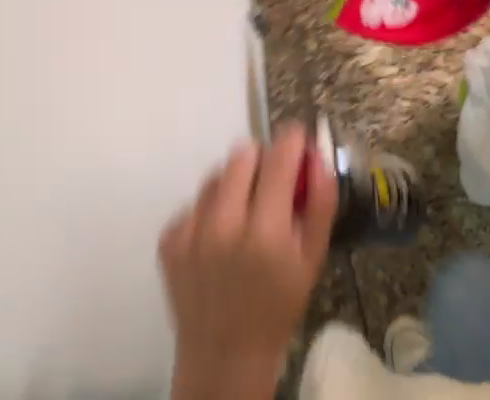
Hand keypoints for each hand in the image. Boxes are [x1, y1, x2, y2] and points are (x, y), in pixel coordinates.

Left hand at [160, 123, 338, 399]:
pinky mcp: (168, 239)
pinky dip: (210, 209)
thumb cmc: (278, 305)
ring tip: (245, 214)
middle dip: (262, 160)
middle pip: (243, 155)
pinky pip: (194, 202)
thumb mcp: (313, 259)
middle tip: (272, 184)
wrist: (224, 354)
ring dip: (234, 183)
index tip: (298, 135)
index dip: (292, 139)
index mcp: (266, 232)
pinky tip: (220, 237)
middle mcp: (224, 225)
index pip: (279, 159)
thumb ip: (320, 203)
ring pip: (217, 175)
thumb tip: (319, 155)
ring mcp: (191, 232)